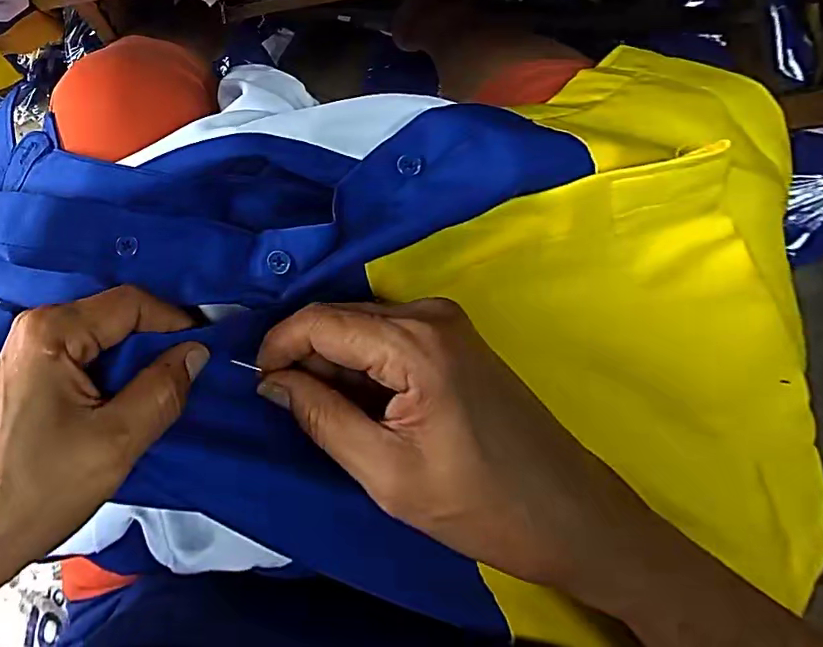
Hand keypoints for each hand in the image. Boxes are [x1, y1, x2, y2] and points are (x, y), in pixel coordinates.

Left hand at [0, 285, 206, 646]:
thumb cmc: (36, 492)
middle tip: (189, 371)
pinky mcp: (26, 376)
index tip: (208, 348)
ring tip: (164, 387)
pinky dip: (113, 373)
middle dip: (156, 342)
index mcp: (52, 330)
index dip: (175, 321)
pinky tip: (128, 399)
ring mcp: (27, 351)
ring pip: (102, 339)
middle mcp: (36, 327)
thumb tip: (198, 350)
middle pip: (116, 317)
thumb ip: (163, 389)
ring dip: (135, 361)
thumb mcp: (115, 442)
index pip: (132, 303)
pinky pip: (84, 357)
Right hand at [255, 299, 822, 646]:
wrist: (567, 510)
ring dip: (335, 364)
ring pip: (362, 326)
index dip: (277, 346)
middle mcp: (429, 312)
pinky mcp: (453, 334)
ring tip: (327, 416)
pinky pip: (388, 335)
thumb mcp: (387, 474)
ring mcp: (446, 318)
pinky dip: (364, 364)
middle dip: (305, 357)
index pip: (321, 320)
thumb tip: (272, 381)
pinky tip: (364, 404)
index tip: (254, 384)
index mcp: (415, 340)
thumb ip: (322, 418)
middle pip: (341, 318)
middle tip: (288, 409)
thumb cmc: (478, 502)